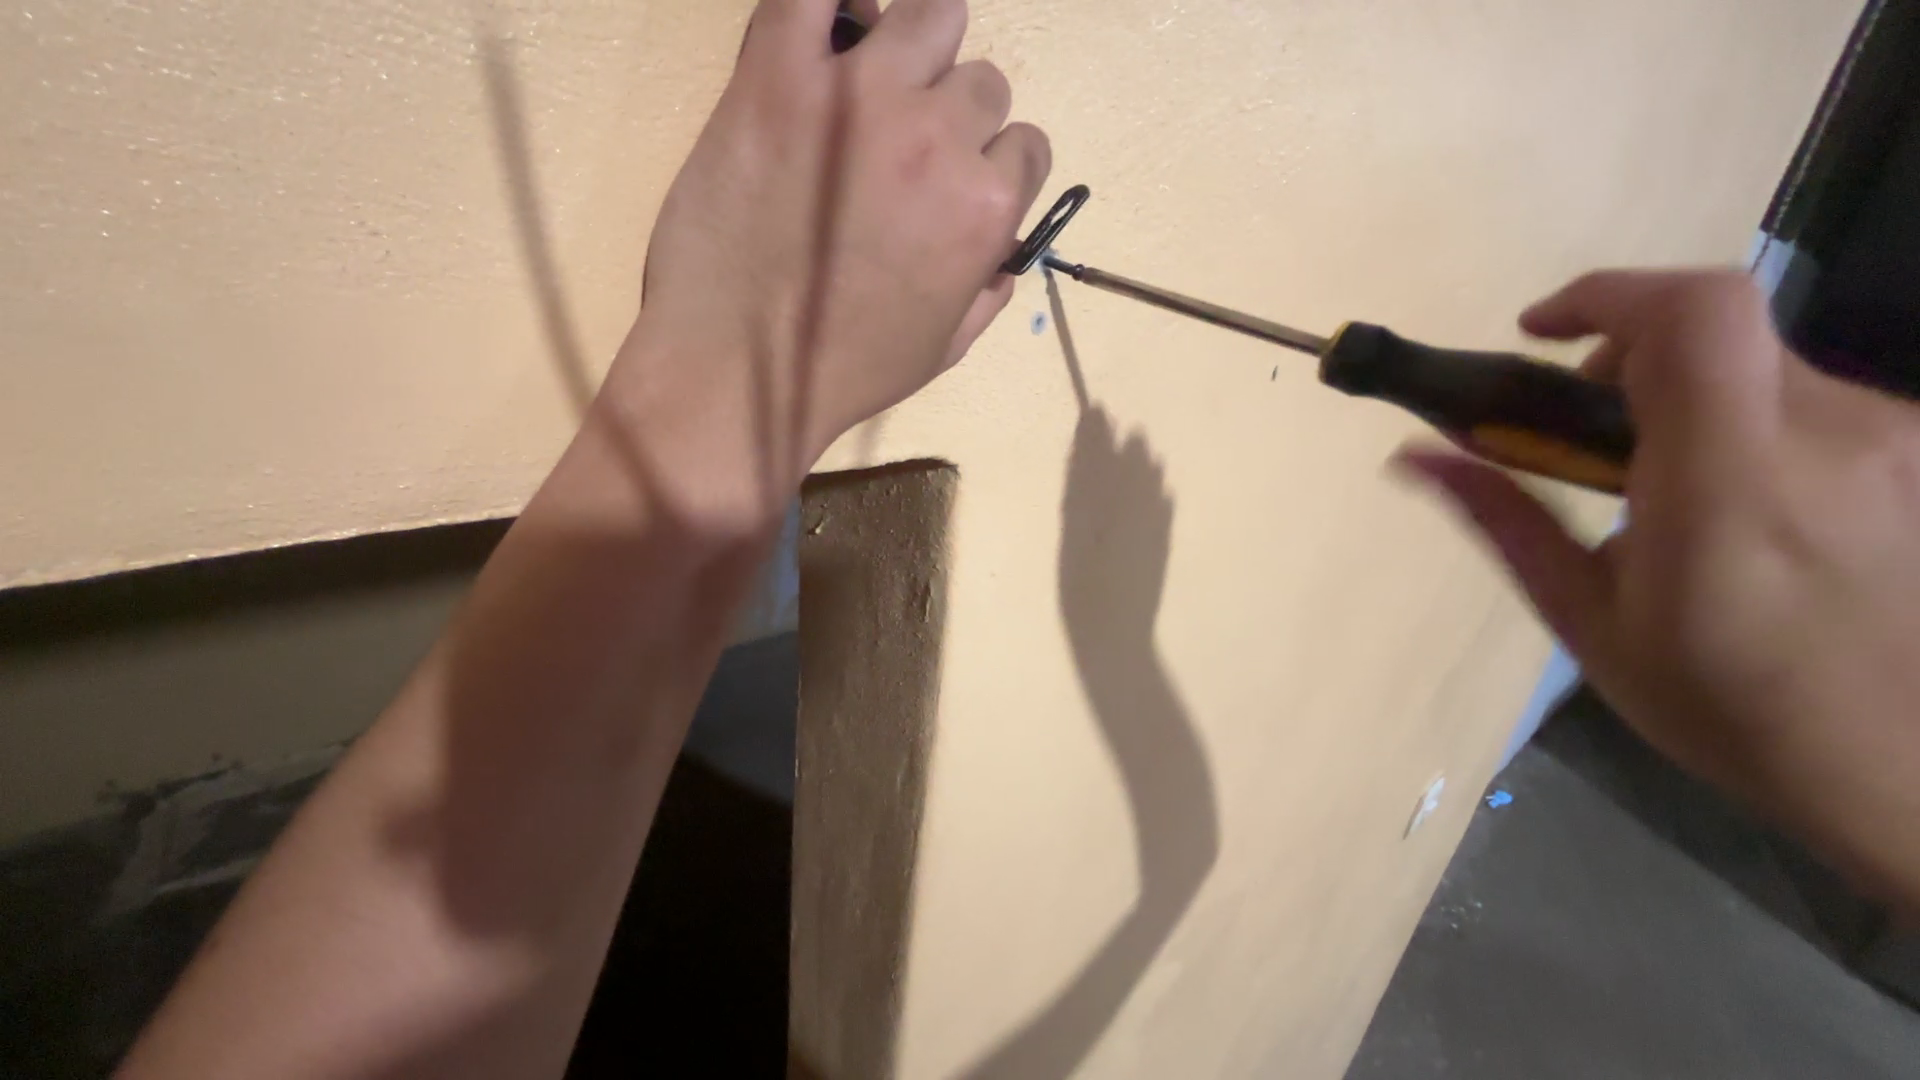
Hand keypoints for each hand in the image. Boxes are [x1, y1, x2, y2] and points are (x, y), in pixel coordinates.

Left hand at [604, 0, 1050, 521]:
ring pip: (929, 16)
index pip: (1026, 145)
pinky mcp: (778, 78)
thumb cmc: (847, 373)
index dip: (996, 168)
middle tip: (909, 150)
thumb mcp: (945, 348)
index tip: (961, 185)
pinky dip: (828, 4)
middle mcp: (939, 138)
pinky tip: (825, 31)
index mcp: (986, 208)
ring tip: (876, 87)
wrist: (739, 373)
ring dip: (916, 45)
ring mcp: (858, 98)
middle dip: (957, 114)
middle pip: (982, 82)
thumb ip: (987, 292)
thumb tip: (1003, 260)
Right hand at [1058, 407, 1174, 655]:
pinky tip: (1163, 488)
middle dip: (1116, 445)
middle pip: (1121, 474)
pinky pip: (1161, 516)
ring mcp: (1148, 536)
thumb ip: (1079, 505)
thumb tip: (1085, 466)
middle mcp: (1128, 518)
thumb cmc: (1083, 598)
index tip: (1093, 411)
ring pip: (1146, 491)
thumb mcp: (1071, 548)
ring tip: (1142, 443)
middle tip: (1112, 417)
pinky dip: (1160, 499)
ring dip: (1141, 466)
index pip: (1095, 468)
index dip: (1092, 440)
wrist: (1116, 641)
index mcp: (1100, 515)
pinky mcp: (1159, 553)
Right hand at [1398, 269, 1919, 903]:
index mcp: (1732, 483)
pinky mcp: (1905, 453)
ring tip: (1641, 477)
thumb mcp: (1583, 616)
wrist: (1899, 768)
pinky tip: (1713, 499)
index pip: (1692, 317)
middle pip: (1712, 327)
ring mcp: (1885, 441)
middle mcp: (1828, 437)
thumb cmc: (1719, 702)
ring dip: (1673, 390)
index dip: (1606, 295)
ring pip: (1752, 359)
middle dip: (1622, 353)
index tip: (1537, 332)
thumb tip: (1413, 456)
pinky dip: (1726, 416)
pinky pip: (1795, 395)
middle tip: (1575, 427)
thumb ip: (1504, 519)